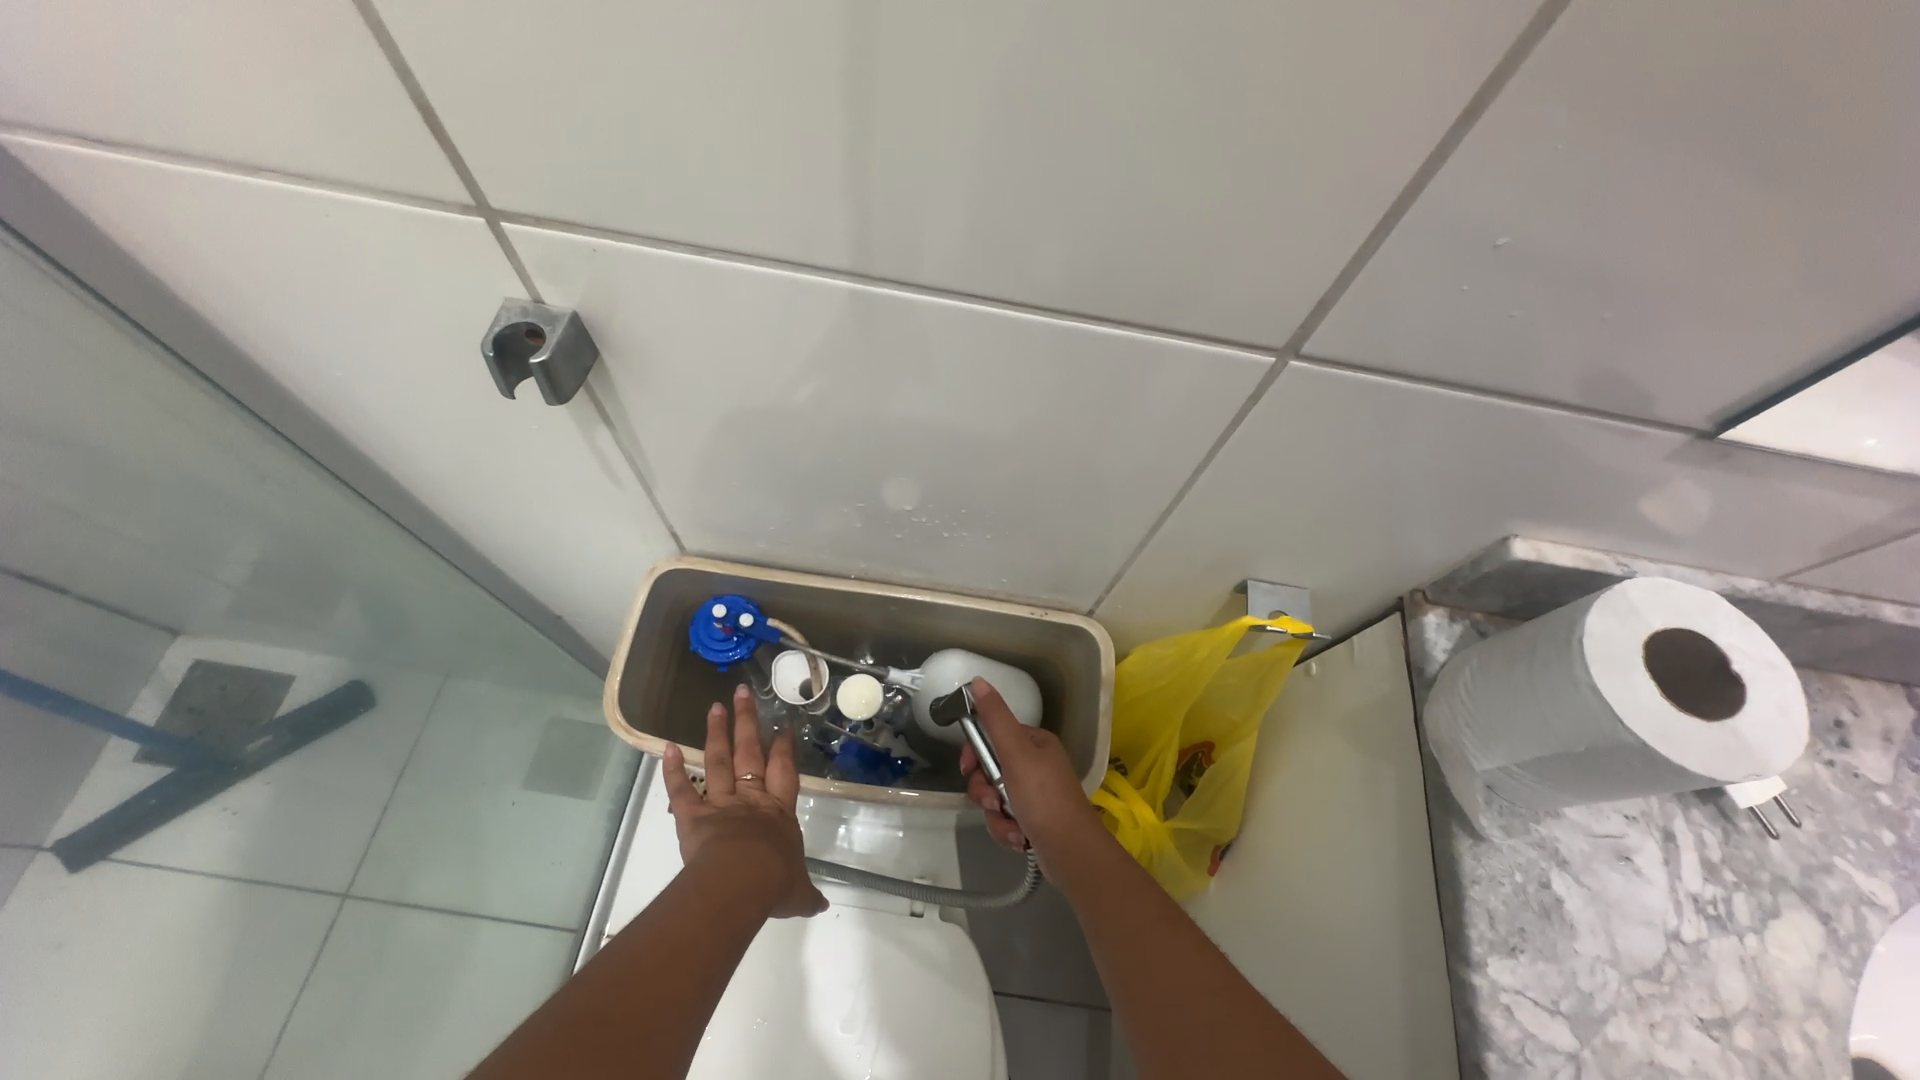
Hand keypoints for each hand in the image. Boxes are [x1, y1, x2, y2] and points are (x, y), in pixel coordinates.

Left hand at [661, 685, 827, 918]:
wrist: (741, 884)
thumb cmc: (774, 884)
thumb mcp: (797, 892)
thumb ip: (806, 894)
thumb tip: (821, 906)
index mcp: (779, 813)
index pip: (783, 771)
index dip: (783, 747)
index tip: (782, 725)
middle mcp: (751, 800)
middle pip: (751, 753)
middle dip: (748, 722)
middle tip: (743, 694)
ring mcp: (721, 804)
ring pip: (719, 761)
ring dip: (717, 733)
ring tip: (715, 706)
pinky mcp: (693, 817)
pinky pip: (682, 790)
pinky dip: (673, 770)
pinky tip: (667, 747)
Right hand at [960, 677, 1104, 860]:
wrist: (1071, 852)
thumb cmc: (1043, 797)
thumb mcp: (1016, 753)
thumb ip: (995, 718)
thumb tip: (978, 680)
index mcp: (1034, 743)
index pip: (991, 737)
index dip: (975, 754)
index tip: (967, 768)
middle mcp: (1035, 765)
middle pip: (989, 771)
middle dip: (985, 791)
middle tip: (993, 801)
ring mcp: (1034, 795)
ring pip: (993, 799)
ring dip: (996, 816)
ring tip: (1013, 827)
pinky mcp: (1031, 821)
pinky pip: (1003, 820)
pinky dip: (1007, 831)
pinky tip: (1020, 840)